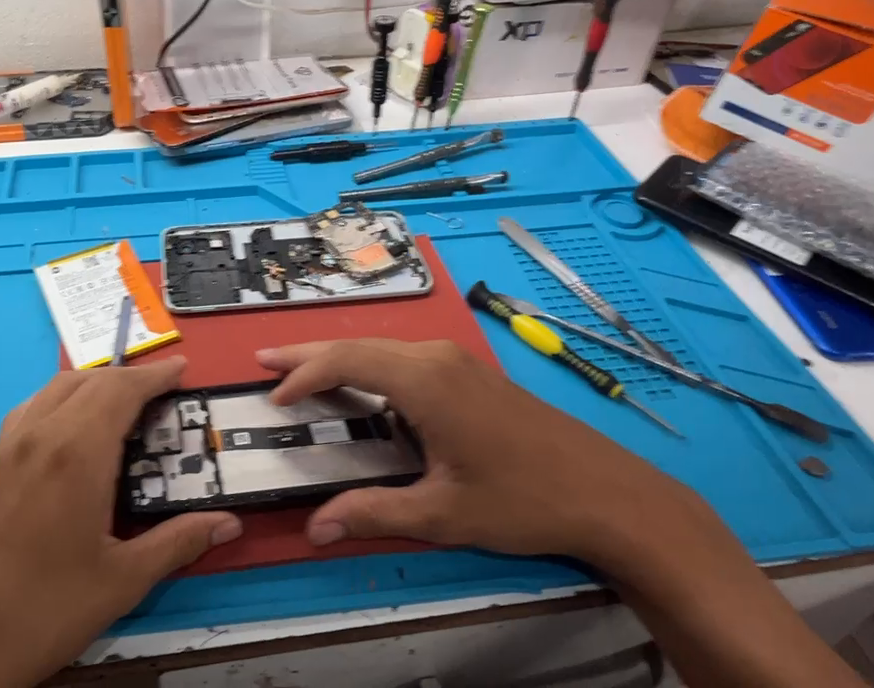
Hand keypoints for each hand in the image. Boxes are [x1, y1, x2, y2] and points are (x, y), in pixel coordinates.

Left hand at [0, 357, 242, 687]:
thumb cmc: (46, 609)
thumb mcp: (122, 580)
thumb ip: (178, 542)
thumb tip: (229, 522)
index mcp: (77, 452)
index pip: (121, 390)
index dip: (155, 376)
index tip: (183, 368)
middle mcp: (42, 435)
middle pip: (90, 382)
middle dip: (130, 377)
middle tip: (164, 390)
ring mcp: (10, 447)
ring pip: (56, 388)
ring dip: (94, 383)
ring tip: (124, 401)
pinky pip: (32, 408)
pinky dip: (61, 398)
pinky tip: (70, 426)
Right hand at [256, 339, 706, 571]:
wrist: (607, 492)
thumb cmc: (523, 499)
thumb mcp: (443, 514)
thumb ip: (374, 513)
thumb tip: (317, 527)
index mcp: (425, 381)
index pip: (346, 361)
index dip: (303, 376)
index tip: (274, 397)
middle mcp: (437, 358)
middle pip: (358, 345)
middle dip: (308, 353)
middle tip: (266, 359)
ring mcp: (457, 361)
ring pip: (382, 348)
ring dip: (340, 358)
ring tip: (302, 371)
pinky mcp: (471, 373)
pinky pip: (405, 358)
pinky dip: (370, 366)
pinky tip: (363, 385)